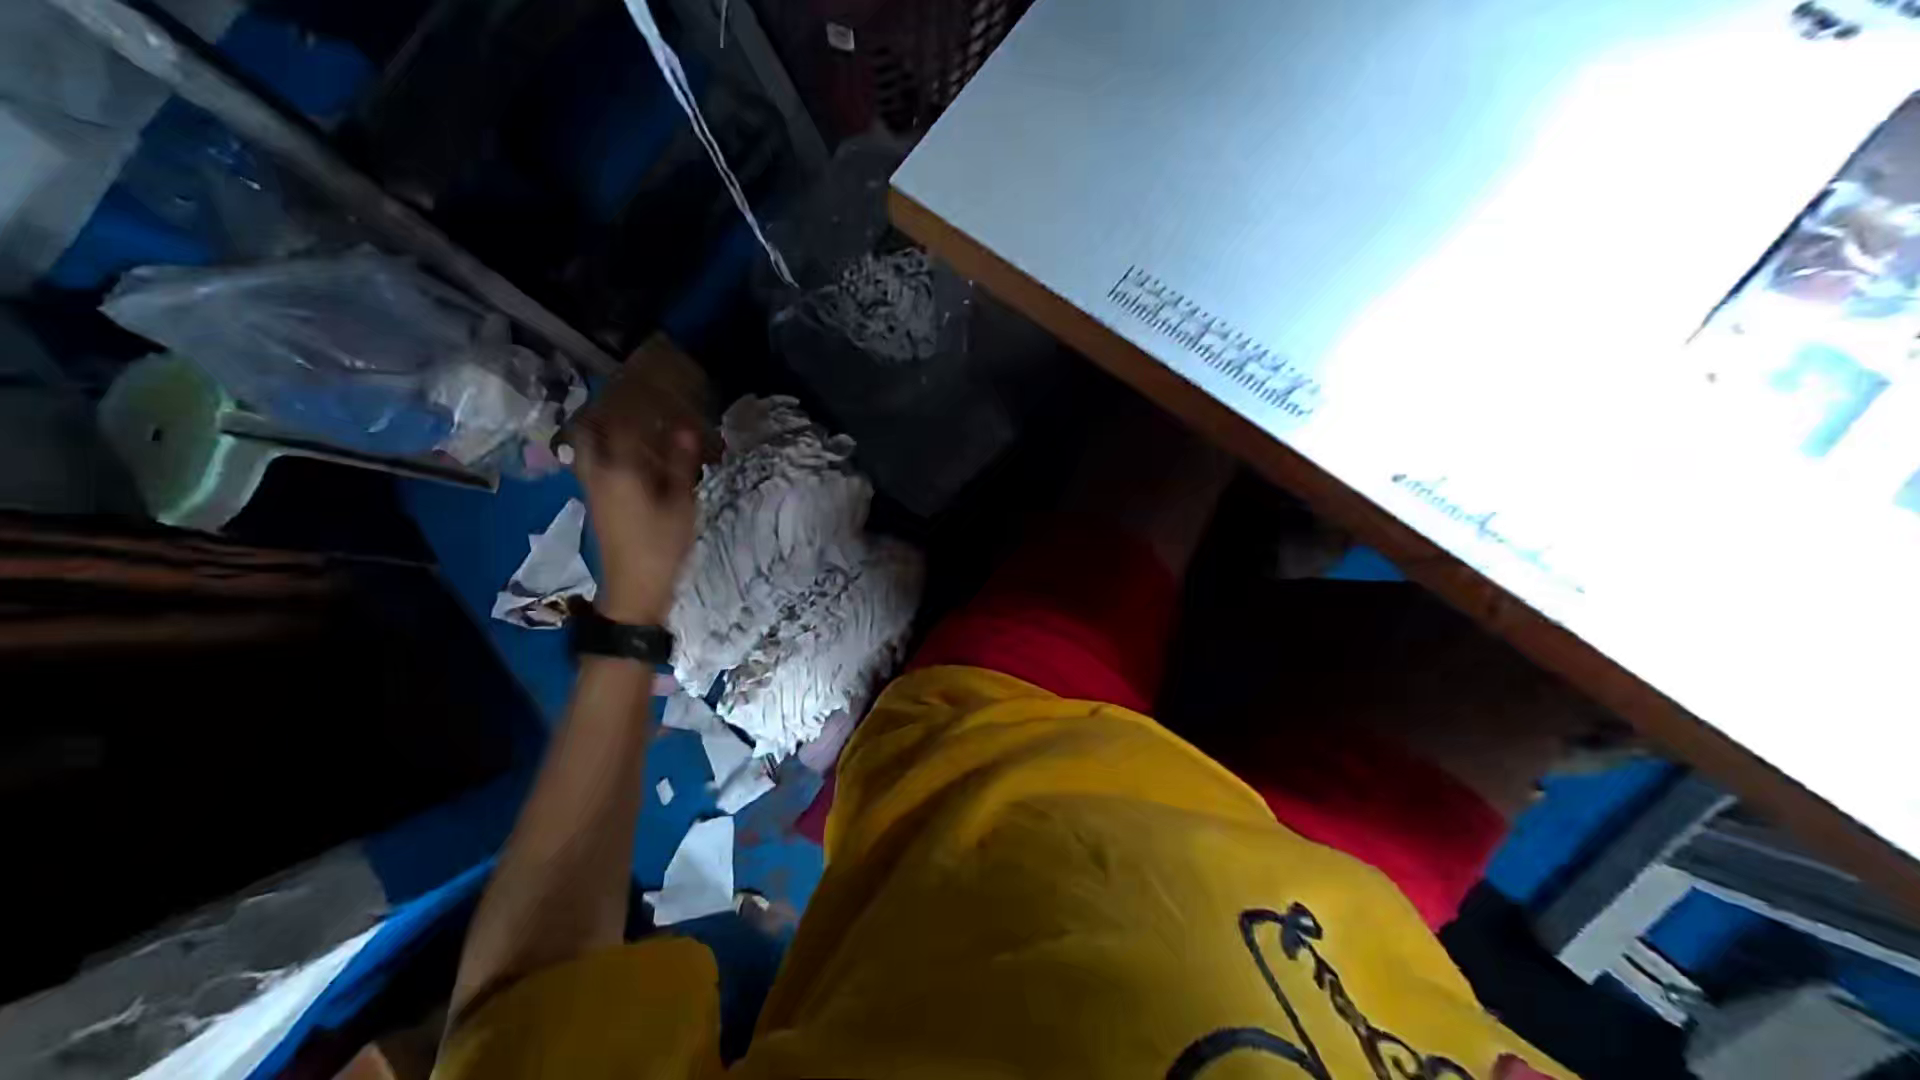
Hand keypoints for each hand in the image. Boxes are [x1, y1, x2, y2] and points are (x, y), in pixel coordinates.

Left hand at [567, 340, 713, 624]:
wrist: (635, 587)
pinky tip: (632, 455)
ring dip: (604, 431)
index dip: (637, 402)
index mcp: (620, 467)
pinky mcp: (595, 502)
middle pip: (590, 430)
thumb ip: (680, 462)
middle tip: (633, 402)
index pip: (623, 423)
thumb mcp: (681, 502)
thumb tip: (684, 426)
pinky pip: (593, 463)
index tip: (654, 387)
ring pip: (588, 447)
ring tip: (633, 424)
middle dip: (607, 412)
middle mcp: (597, 471)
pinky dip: (607, 451)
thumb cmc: (662, 544)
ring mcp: (592, 488)